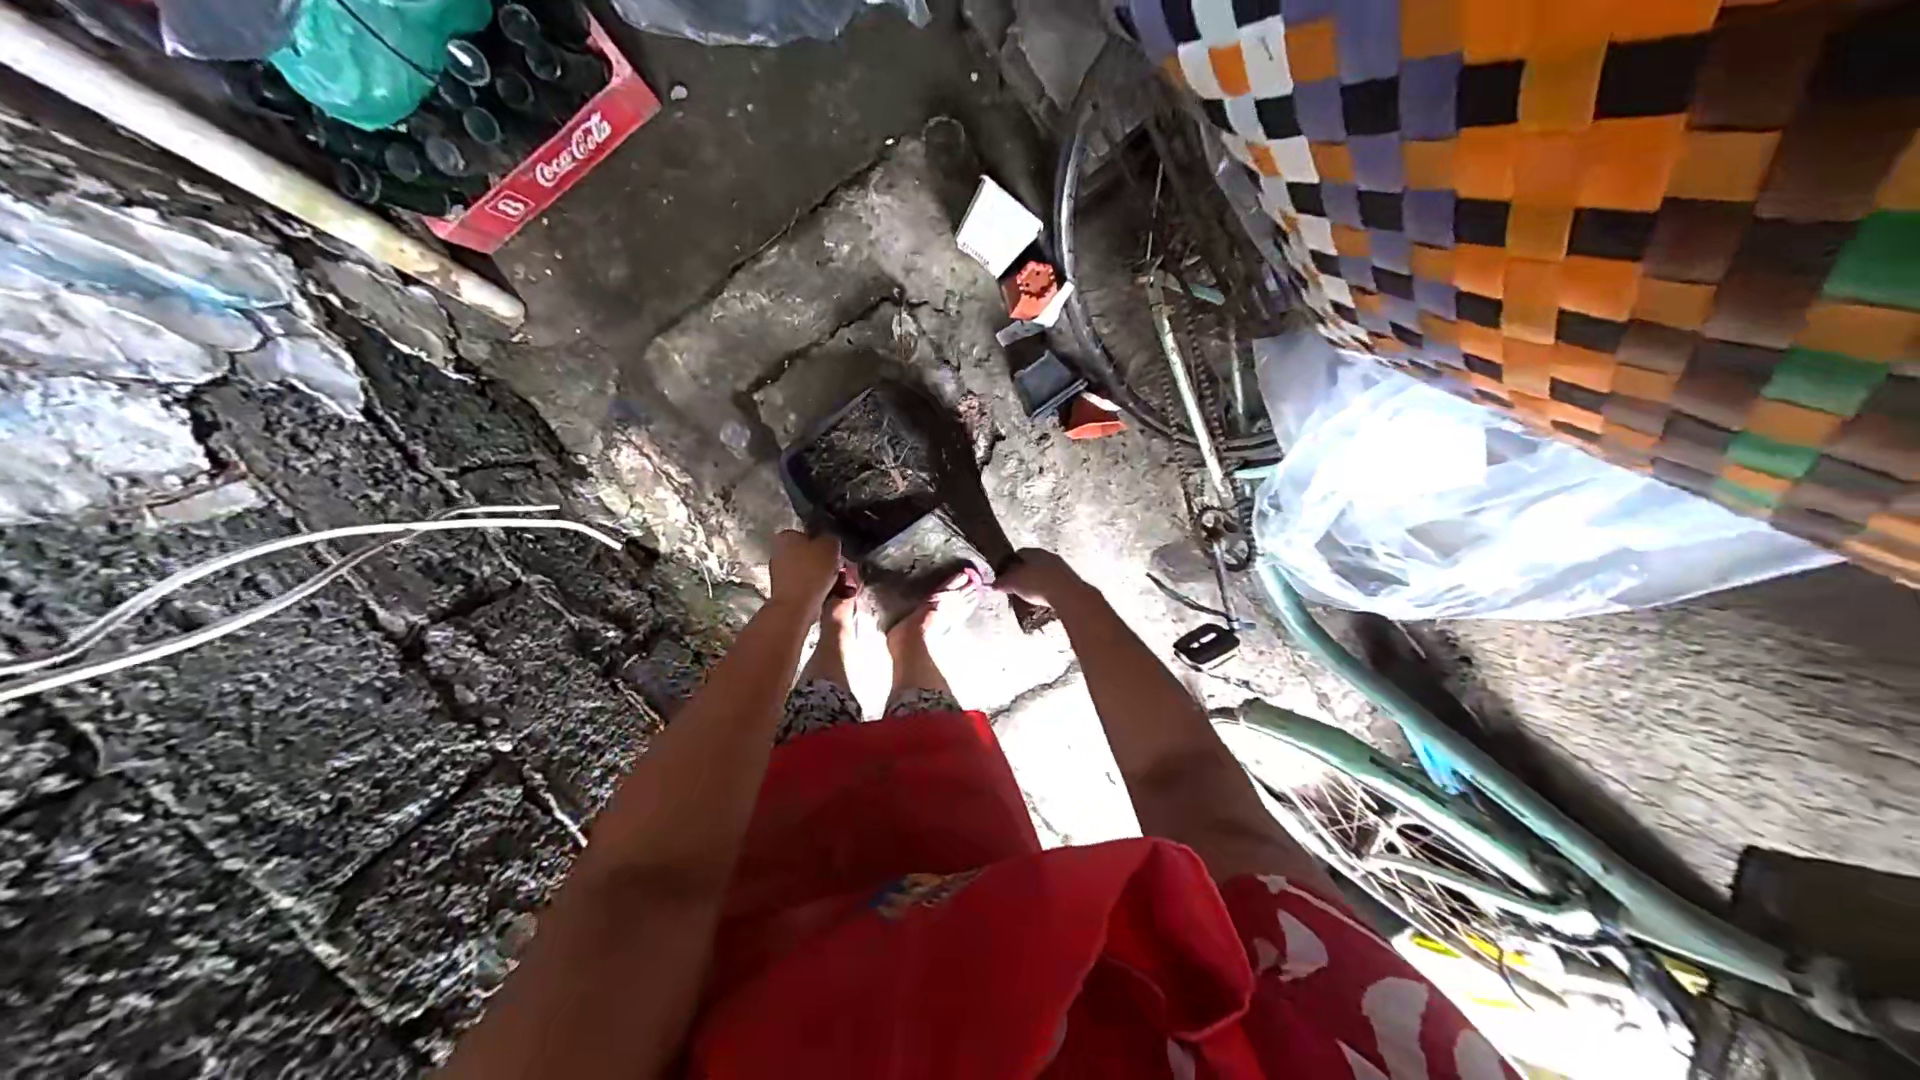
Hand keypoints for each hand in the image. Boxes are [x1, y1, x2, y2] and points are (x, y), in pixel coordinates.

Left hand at [769, 531, 842, 611]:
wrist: (797, 605)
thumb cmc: (812, 571)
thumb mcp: (831, 545)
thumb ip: (831, 538)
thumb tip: (831, 541)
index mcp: (785, 536)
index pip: (809, 533)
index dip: (825, 542)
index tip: (835, 551)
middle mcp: (778, 552)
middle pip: (809, 552)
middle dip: (824, 560)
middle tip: (838, 566)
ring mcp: (780, 573)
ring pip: (809, 569)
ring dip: (822, 574)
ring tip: (836, 581)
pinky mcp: (785, 590)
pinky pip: (807, 584)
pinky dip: (817, 587)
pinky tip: (828, 591)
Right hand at [995, 548, 1082, 606]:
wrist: (1067, 595)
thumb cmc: (1037, 584)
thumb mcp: (1013, 583)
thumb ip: (1001, 582)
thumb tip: (993, 584)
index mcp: (1034, 551)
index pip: (1019, 553)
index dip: (1010, 564)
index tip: (1005, 576)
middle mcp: (1049, 556)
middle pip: (1032, 563)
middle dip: (1025, 574)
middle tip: (1017, 587)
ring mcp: (1062, 567)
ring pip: (1044, 573)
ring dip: (1038, 582)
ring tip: (1030, 596)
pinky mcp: (1070, 581)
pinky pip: (1055, 583)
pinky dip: (1048, 590)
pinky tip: (1045, 599)